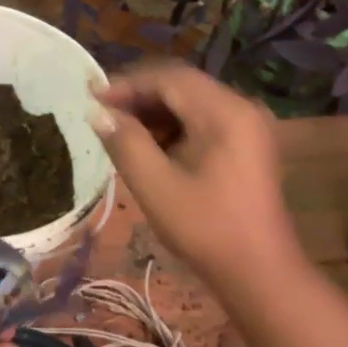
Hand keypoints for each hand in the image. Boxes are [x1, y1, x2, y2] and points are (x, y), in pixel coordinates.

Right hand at [89, 62, 303, 287]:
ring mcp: (247, 127)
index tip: (91, 98)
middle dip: (139, 97)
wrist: (256, 268)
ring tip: (118, 135)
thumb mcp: (155, 186)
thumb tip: (98, 114)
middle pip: (183, 86)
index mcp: (224, 113)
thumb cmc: (204, 227)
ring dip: (153, 114)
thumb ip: (125, 144)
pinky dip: (172, 129)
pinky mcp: (246, 146)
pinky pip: (203, 122)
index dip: (127, 84)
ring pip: (191, 104)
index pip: (170, 78)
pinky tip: (148, 149)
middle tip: (100, 116)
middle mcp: (241, 108)